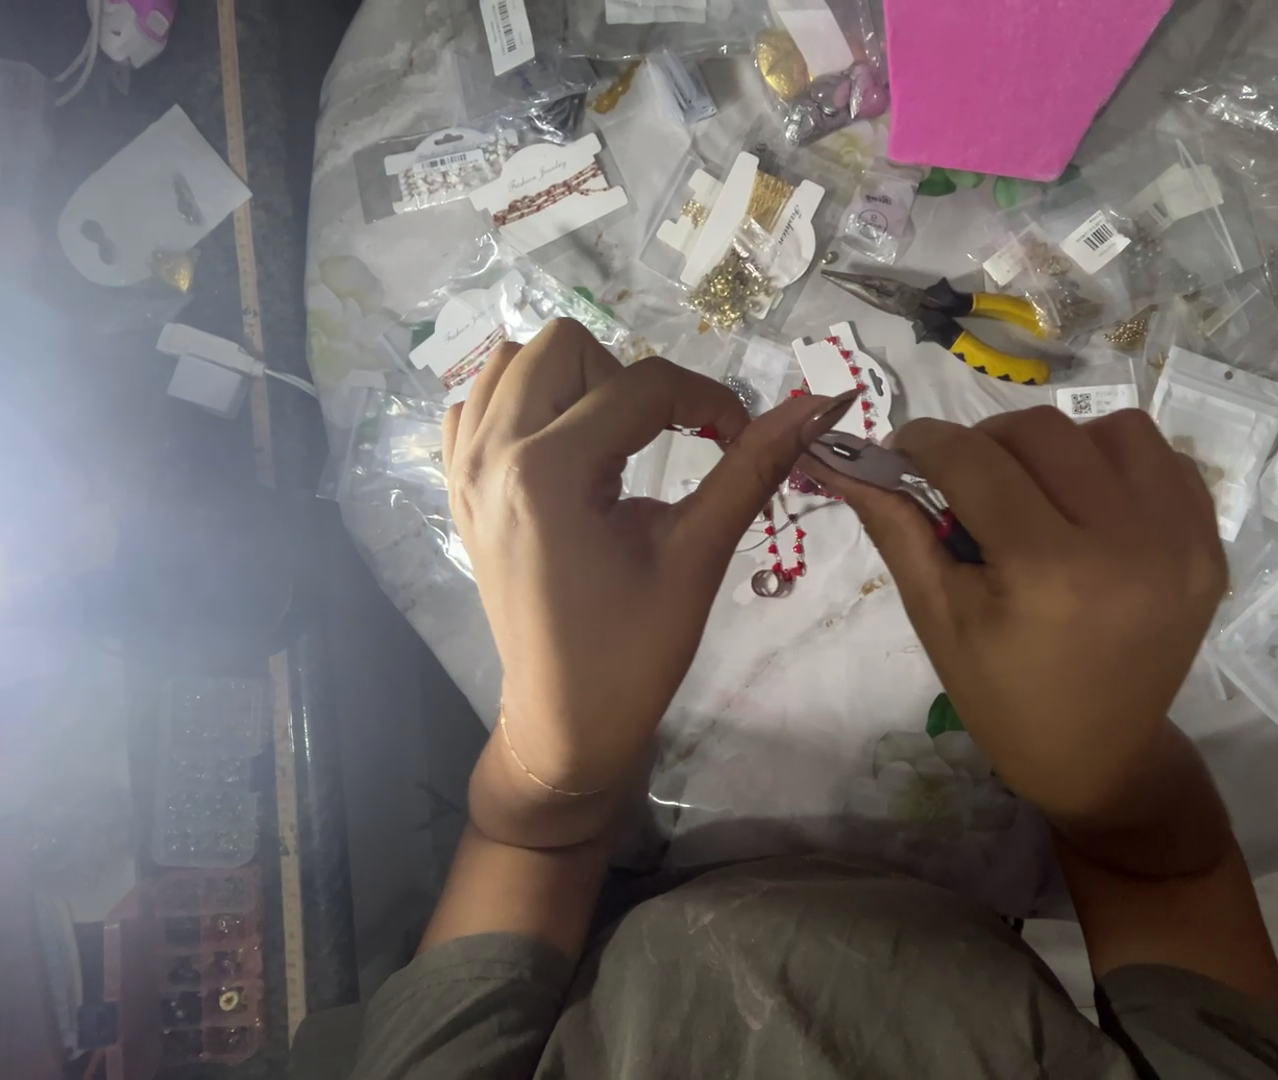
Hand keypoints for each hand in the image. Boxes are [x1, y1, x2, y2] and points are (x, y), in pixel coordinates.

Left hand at [443, 320, 857, 846]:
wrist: (564, 722)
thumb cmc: (635, 651)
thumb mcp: (697, 555)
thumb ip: (752, 467)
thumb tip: (818, 403)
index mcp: (550, 471)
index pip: (644, 384)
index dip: (710, 400)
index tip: (739, 437)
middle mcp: (492, 453)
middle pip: (564, 346)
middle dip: (628, 380)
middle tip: (660, 441)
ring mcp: (463, 471)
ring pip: (511, 363)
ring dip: (573, 383)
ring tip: (609, 444)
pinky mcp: (459, 492)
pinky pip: (475, 406)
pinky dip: (520, 406)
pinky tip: (558, 453)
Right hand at [815, 407, 1226, 828]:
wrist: (1097, 754)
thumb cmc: (1000, 695)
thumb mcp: (935, 615)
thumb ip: (895, 528)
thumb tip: (844, 463)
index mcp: (1049, 571)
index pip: (974, 462)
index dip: (924, 442)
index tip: (901, 449)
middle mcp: (1128, 542)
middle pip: (1041, 432)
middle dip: (983, 442)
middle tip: (962, 482)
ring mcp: (1182, 540)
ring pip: (1109, 429)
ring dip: (1055, 446)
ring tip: (1030, 490)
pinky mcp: (1210, 544)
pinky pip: (1160, 457)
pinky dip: (1112, 461)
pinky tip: (1084, 502)